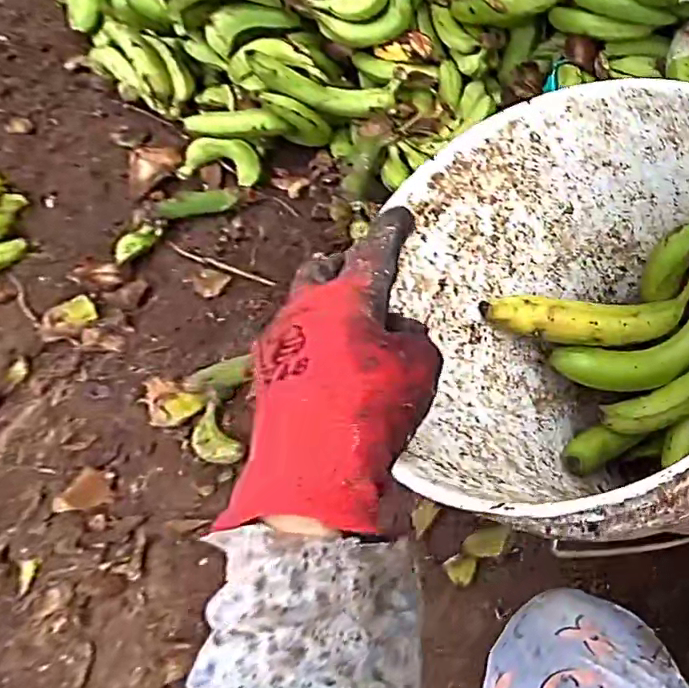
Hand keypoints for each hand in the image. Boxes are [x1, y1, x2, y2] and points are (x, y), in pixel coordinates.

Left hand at [213, 207, 442, 538]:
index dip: (392, 231)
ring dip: (328, 305)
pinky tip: (336, 364)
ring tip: (355, 326)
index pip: (375, 252)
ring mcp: (279, 339)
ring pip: (304, 303)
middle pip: (322, 268)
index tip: (401, 215)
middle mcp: (305, 308)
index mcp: (348, 297)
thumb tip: (397, 331)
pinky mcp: (267, 372)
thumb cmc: (373, 408)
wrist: (313, 472)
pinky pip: (296, 339)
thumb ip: (412, 338)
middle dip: (343, 264)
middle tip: (367, 276)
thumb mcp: (421, 365)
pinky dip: (317, 340)